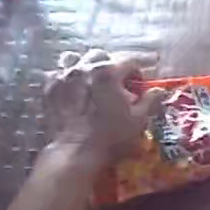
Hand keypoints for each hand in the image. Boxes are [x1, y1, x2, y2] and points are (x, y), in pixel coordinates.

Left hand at [45, 49, 162, 169]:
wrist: (75, 153)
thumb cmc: (111, 137)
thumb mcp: (138, 121)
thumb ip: (150, 101)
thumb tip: (159, 90)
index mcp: (109, 71)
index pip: (129, 61)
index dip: (138, 71)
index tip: (139, 83)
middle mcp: (85, 67)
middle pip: (101, 56)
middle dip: (110, 66)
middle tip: (115, 84)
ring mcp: (64, 76)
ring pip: (75, 58)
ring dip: (85, 66)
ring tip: (90, 81)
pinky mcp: (50, 88)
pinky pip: (58, 74)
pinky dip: (66, 78)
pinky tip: (71, 90)